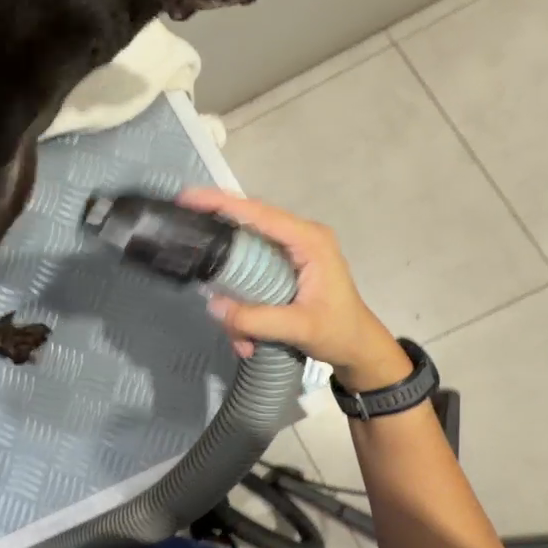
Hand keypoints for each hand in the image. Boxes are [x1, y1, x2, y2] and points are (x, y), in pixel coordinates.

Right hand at [176, 189, 410, 389]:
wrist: (360, 349)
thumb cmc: (339, 333)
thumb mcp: (300, 328)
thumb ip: (256, 319)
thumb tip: (213, 304)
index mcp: (309, 241)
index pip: (259, 213)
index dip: (222, 203)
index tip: (189, 198)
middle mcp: (298, 238)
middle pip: (246, 229)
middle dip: (220, 254)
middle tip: (187, 253)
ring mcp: (289, 252)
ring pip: (243, 260)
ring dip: (233, 298)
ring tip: (242, 339)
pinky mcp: (281, 268)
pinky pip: (249, 276)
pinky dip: (242, 307)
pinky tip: (247, 339)